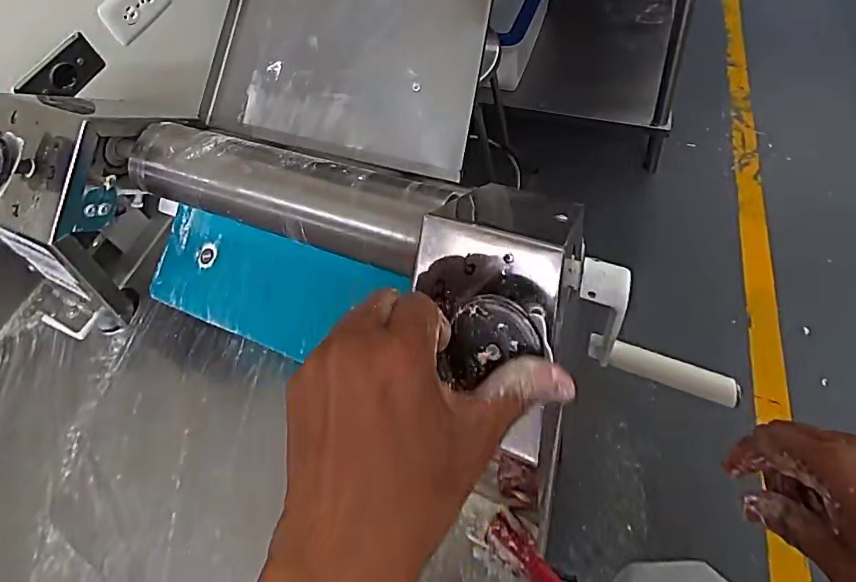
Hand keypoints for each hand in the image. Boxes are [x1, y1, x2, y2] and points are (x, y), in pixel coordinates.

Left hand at [261, 290, 574, 581]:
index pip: (419, 304)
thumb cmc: (408, 500)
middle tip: (418, 368)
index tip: (440, 354)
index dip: (436, 329)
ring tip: (390, 389)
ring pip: (355, 323)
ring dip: (375, 341)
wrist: (343, 552)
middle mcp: (354, 348)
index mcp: (398, 353)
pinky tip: (362, 407)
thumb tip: (555, 378)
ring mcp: (321, 365)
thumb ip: (512, 392)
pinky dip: (347, 363)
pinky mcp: (300, 386)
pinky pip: (330, 351)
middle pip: (384, 303)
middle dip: (404, 327)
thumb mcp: (471, 441)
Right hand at [725, 421, 855, 581]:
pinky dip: (830, 480)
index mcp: (836, 461)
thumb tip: (759, 506)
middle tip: (765, 502)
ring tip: (805, 520)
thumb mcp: (839, 560)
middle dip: (773, 465)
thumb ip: (791, 525)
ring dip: (802, 475)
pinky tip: (837, 518)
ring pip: (820, 449)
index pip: (771, 436)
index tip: (733, 468)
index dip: (744, 451)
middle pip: (794, 436)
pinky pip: (849, 461)